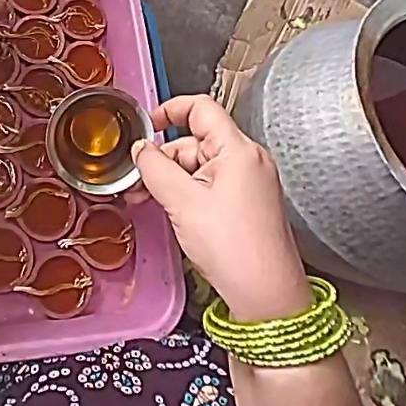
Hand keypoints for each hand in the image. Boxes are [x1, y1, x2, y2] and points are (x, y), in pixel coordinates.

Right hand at [130, 95, 311, 322]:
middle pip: (195, 140)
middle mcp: (248, 160)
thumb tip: (140, 148)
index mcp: (238, 150)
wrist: (266, 296)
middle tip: (139, 181)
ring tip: (149, 200)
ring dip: (171, 178)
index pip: (202, 108)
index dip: (170, 109)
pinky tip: (170, 209)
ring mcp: (248, 181)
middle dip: (163, 158)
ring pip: (198, 164)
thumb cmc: (234, 249)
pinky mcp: (245, 201)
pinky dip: (186, 191)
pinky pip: (209, 183)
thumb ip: (155, 168)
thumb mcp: (182, 202)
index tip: (147, 124)